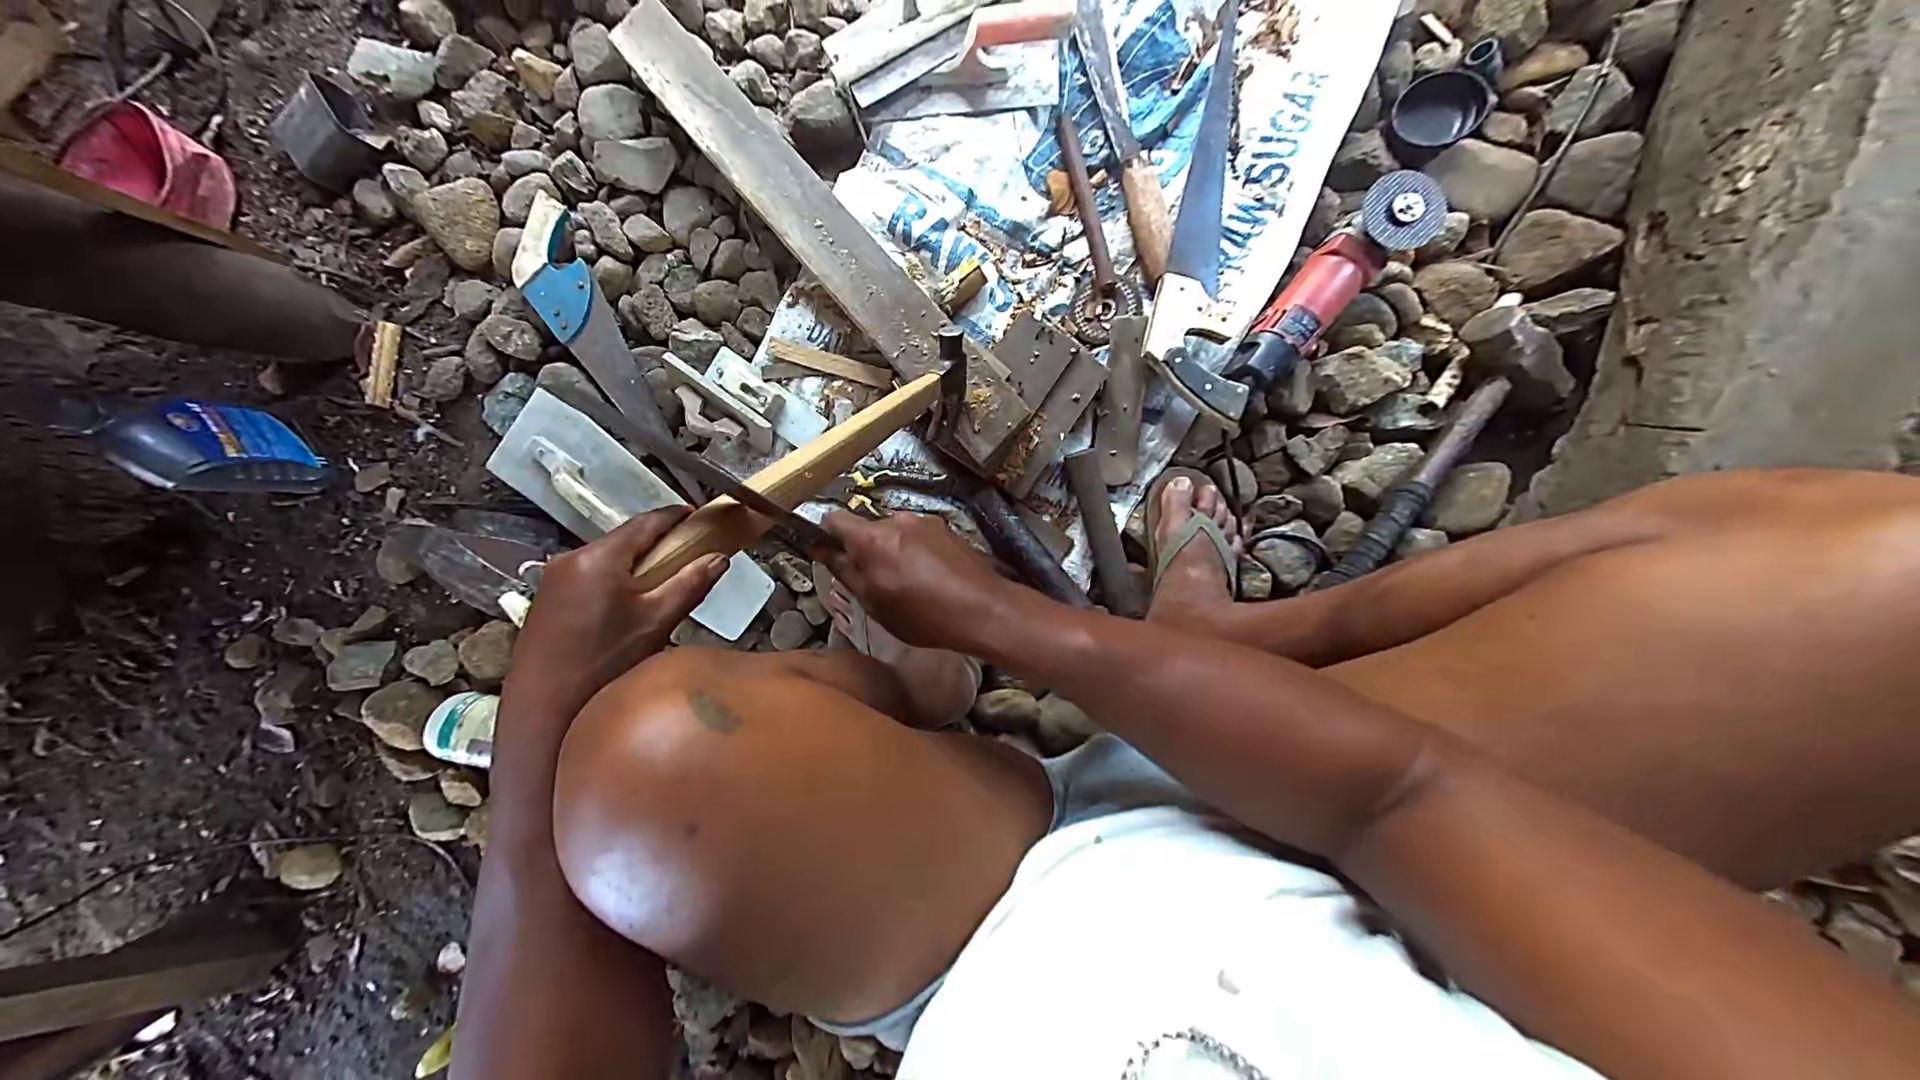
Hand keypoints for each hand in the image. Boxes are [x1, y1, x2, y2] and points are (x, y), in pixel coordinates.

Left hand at [504, 508, 727, 716]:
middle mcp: (570, 559)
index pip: (646, 522)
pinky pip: (592, 576)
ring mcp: (555, 579)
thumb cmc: (604, 663)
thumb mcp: (658, 621)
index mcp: (598, 558)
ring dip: (639, 565)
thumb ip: (690, 584)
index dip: (676, 516)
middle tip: (691, 555)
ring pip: (609, 559)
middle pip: (626, 540)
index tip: (699, 516)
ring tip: (667, 584)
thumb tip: (718, 559)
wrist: (545, 707)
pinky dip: (617, 580)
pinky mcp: (549, 599)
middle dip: (659, 545)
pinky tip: (633, 605)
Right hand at [817, 510, 1016, 650]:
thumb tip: (819, 548)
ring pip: (894, 533)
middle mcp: (897, 519)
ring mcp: (925, 521)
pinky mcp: (946, 528)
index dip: (827, 536)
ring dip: (892, 551)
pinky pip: (917, 536)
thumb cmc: (923, 615)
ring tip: (908, 584)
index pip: (834, 519)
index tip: (830, 555)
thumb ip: (844, 571)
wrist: (984, 609)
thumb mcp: (874, 602)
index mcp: (872, 537)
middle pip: (867, 528)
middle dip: (865, 550)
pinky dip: (915, 552)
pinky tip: (930, 578)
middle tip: (876, 582)